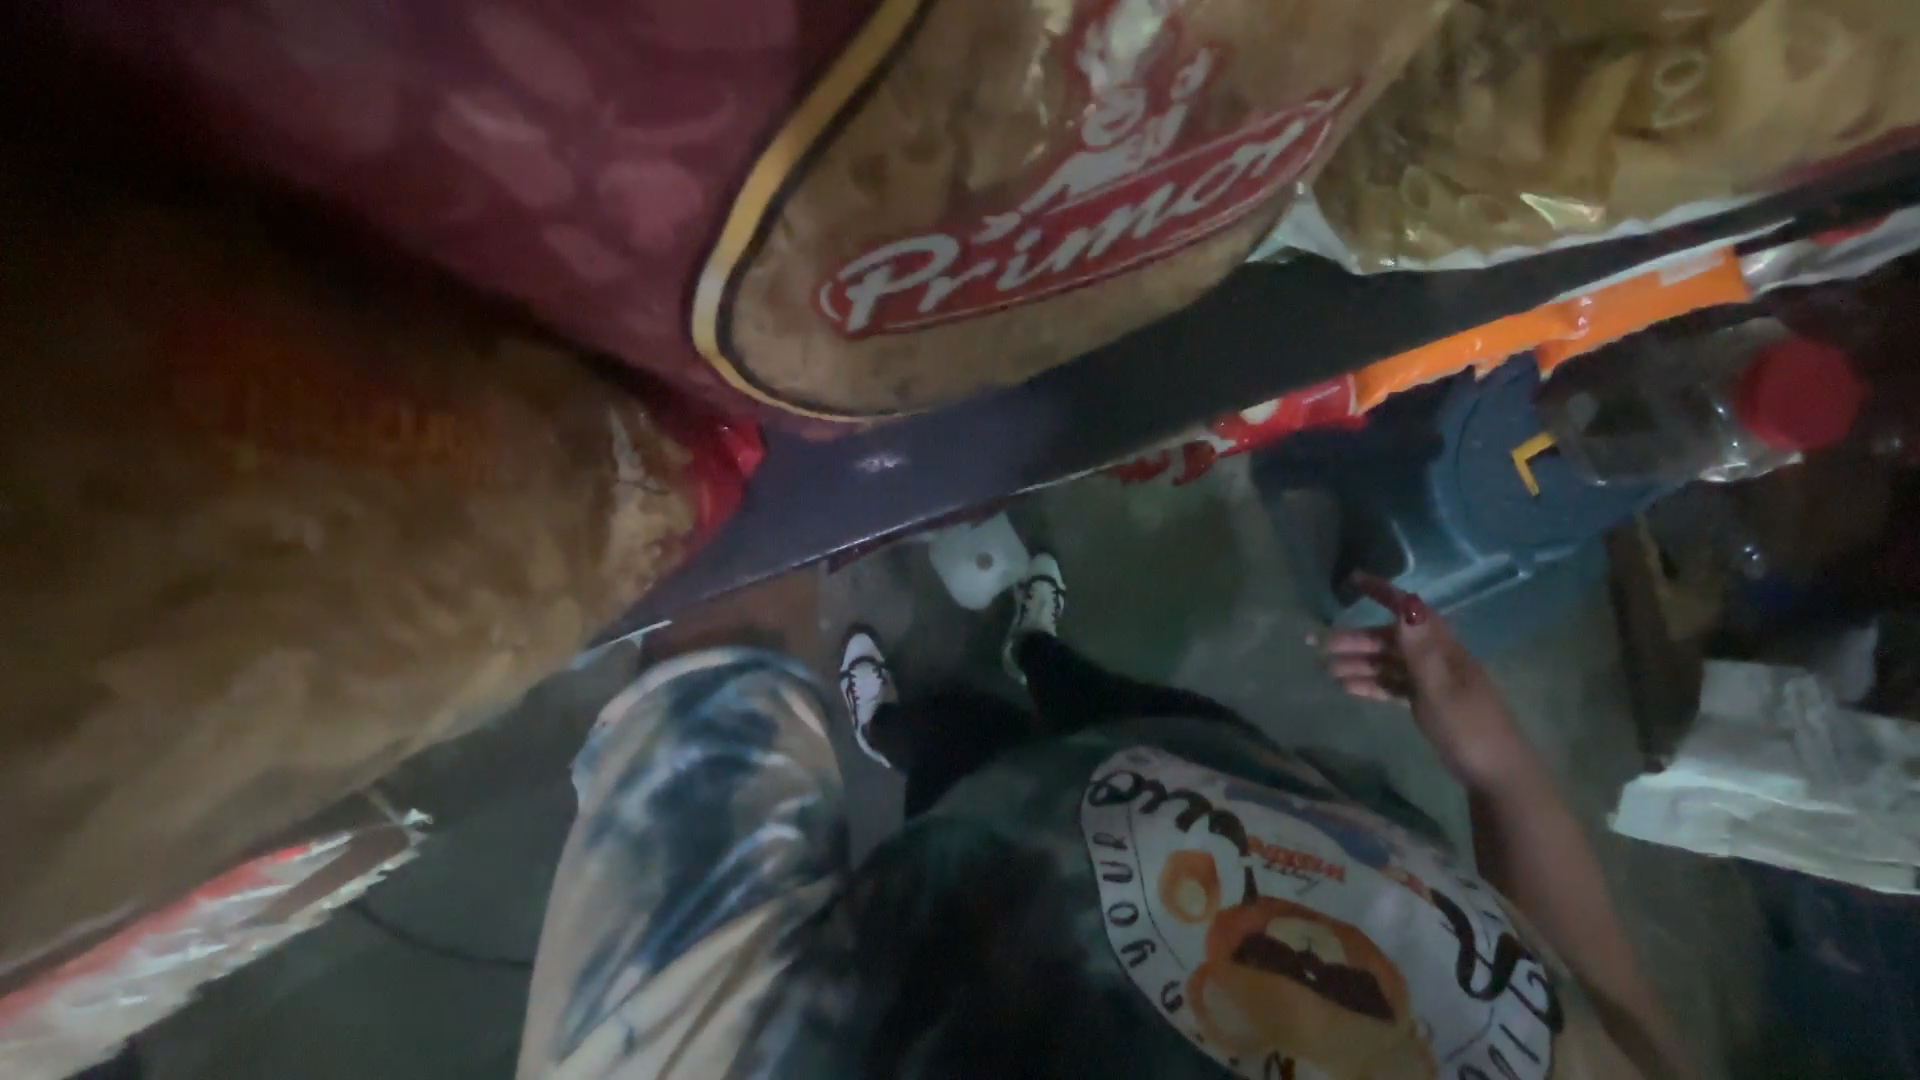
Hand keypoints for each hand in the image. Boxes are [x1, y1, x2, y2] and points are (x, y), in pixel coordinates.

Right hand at [1320, 574, 1543, 794]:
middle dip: (1358, 640)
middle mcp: (1439, 661)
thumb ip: (1419, 648)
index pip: (1412, 612)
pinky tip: (1349, 688)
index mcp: (1445, 651)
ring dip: (1359, 664)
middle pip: (1393, 641)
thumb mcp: (1440, 689)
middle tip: (1322, 646)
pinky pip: (1394, 686)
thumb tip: (1406, 603)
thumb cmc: (1469, 730)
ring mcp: (1434, 683)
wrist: (1497, 776)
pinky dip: (1372, 684)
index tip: (1354, 580)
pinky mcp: (1429, 704)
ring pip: (1389, 664)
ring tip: (1328, 671)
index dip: (1384, 593)